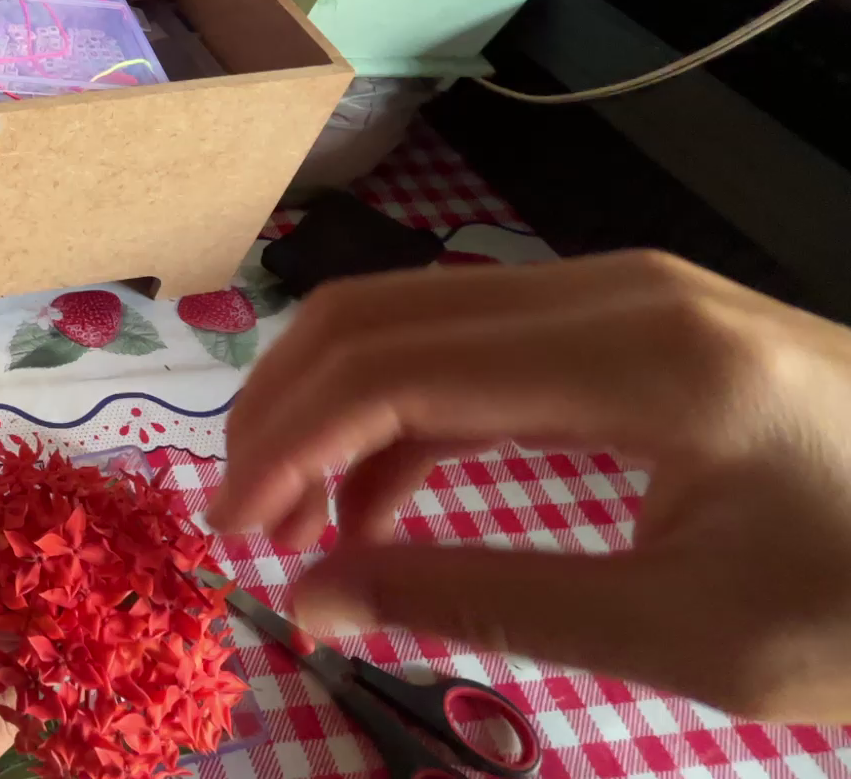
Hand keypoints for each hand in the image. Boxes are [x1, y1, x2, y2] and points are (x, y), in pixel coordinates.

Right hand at [207, 250, 850, 721]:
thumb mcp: (696, 639)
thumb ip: (480, 604)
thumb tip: (310, 599)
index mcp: (640, 359)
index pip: (390, 371)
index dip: (287, 445)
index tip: (233, 525)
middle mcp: (595, 290)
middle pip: (361, 319)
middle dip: (276, 414)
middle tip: (244, 508)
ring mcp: (590, 290)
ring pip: (382, 319)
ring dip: (312, 407)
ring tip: (288, 508)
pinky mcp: (586, 316)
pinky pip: (437, 348)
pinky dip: (377, 418)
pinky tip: (367, 498)